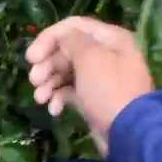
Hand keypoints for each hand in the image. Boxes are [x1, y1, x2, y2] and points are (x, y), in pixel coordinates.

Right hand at [25, 16, 154, 154]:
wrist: (129, 134)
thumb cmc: (109, 91)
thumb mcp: (90, 58)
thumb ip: (71, 40)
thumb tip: (61, 38)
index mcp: (110, 39)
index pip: (72, 27)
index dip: (48, 39)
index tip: (31, 58)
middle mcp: (106, 54)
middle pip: (66, 50)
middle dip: (47, 65)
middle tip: (33, 80)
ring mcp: (100, 78)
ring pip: (66, 72)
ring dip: (48, 83)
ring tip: (39, 98)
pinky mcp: (94, 99)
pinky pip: (71, 92)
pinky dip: (59, 98)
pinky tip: (54, 110)